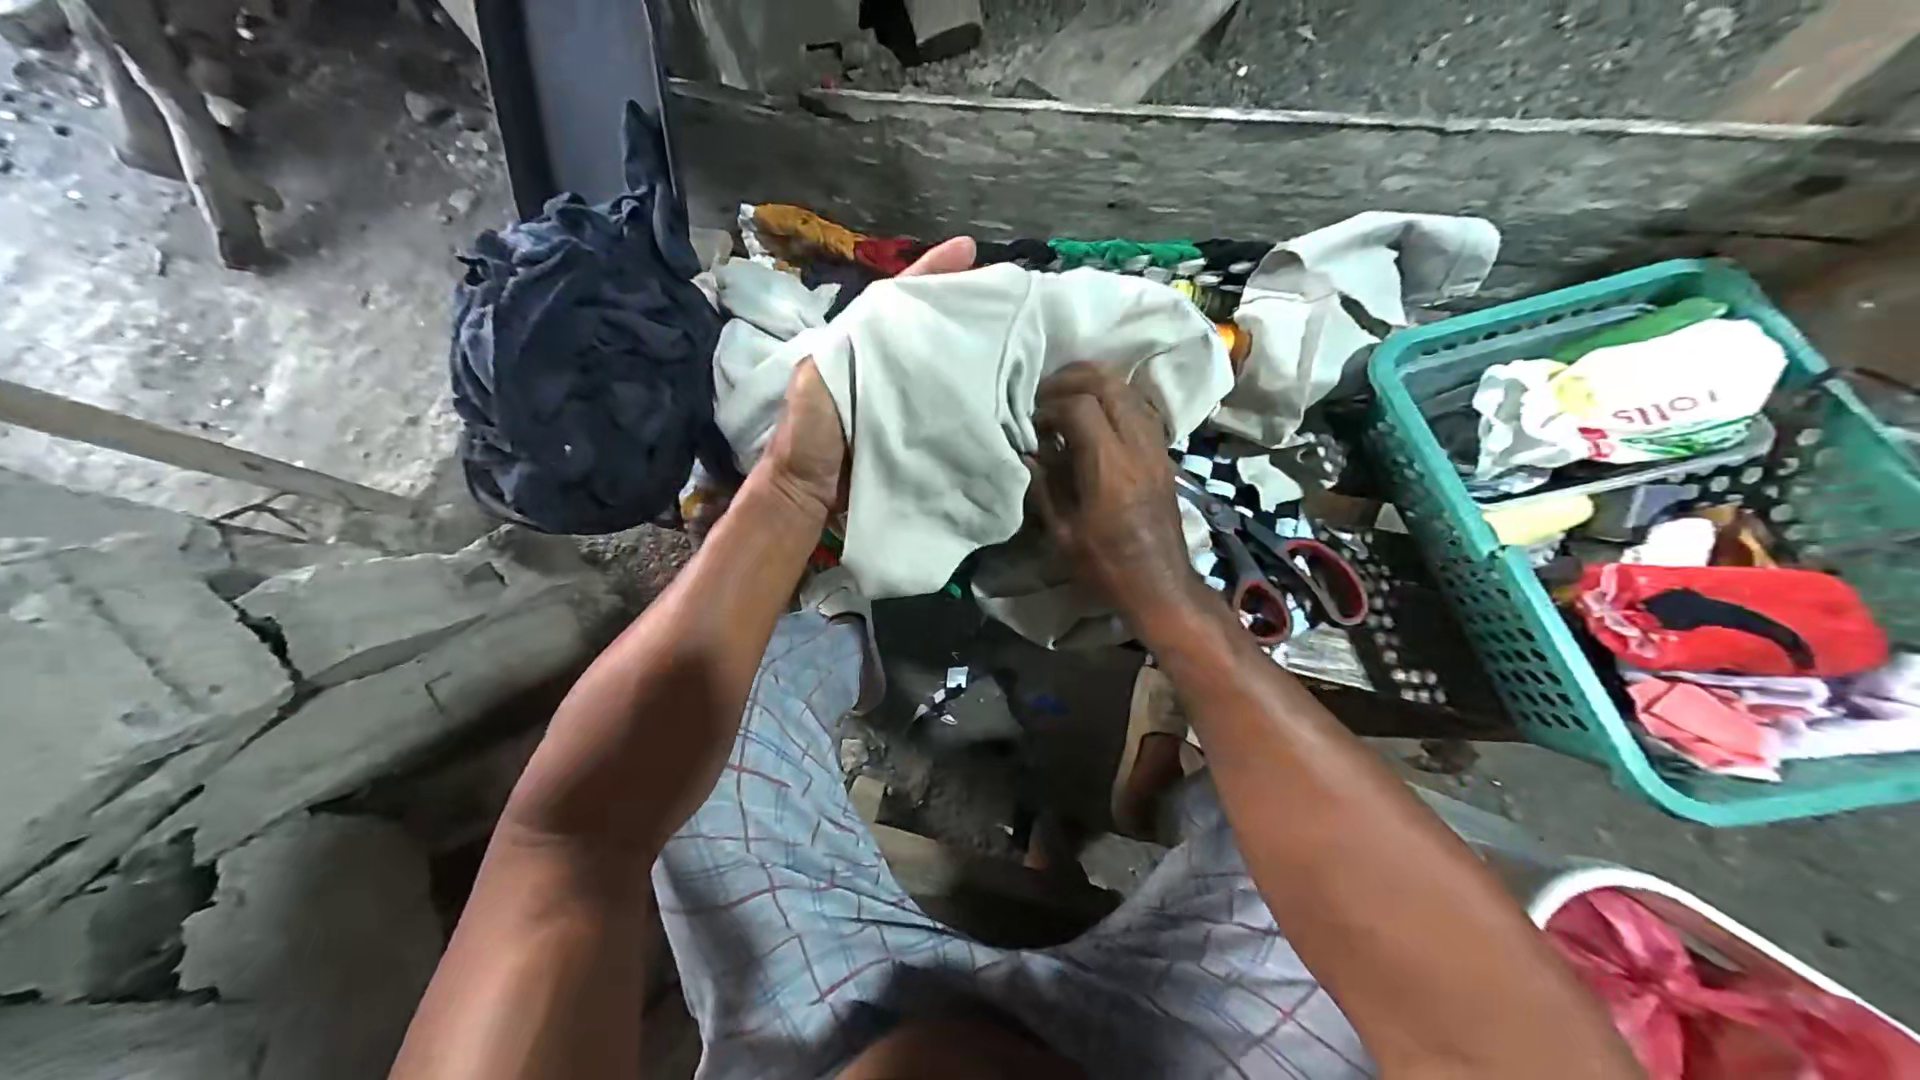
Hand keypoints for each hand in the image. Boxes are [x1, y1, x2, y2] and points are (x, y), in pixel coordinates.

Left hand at [760, 236, 978, 516]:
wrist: (806, 489)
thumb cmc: (807, 432)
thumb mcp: (818, 377)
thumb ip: (848, 348)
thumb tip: (888, 323)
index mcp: (859, 343)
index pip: (898, 298)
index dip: (931, 273)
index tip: (968, 251)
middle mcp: (884, 365)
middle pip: (927, 327)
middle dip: (961, 308)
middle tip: (1003, 298)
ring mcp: (900, 397)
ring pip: (939, 362)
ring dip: (968, 350)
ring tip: (1008, 336)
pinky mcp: (912, 427)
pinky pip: (942, 402)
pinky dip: (963, 394)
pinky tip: (992, 390)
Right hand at [1028, 363, 1203, 622]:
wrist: (1159, 585)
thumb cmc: (1106, 566)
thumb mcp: (1063, 534)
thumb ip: (1044, 486)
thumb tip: (1029, 454)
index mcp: (1109, 468)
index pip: (1080, 407)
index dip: (1051, 406)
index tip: (1034, 424)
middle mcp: (1137, 448)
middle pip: (1109, 385)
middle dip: (1073, 379)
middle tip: (1046, 393)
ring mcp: (1156, 450)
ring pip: (1130, 392)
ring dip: (1096, 384)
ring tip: (1068, 396)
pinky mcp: (1164, 456)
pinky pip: (1141, 409)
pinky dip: (1115, 400)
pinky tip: (1096, 415)